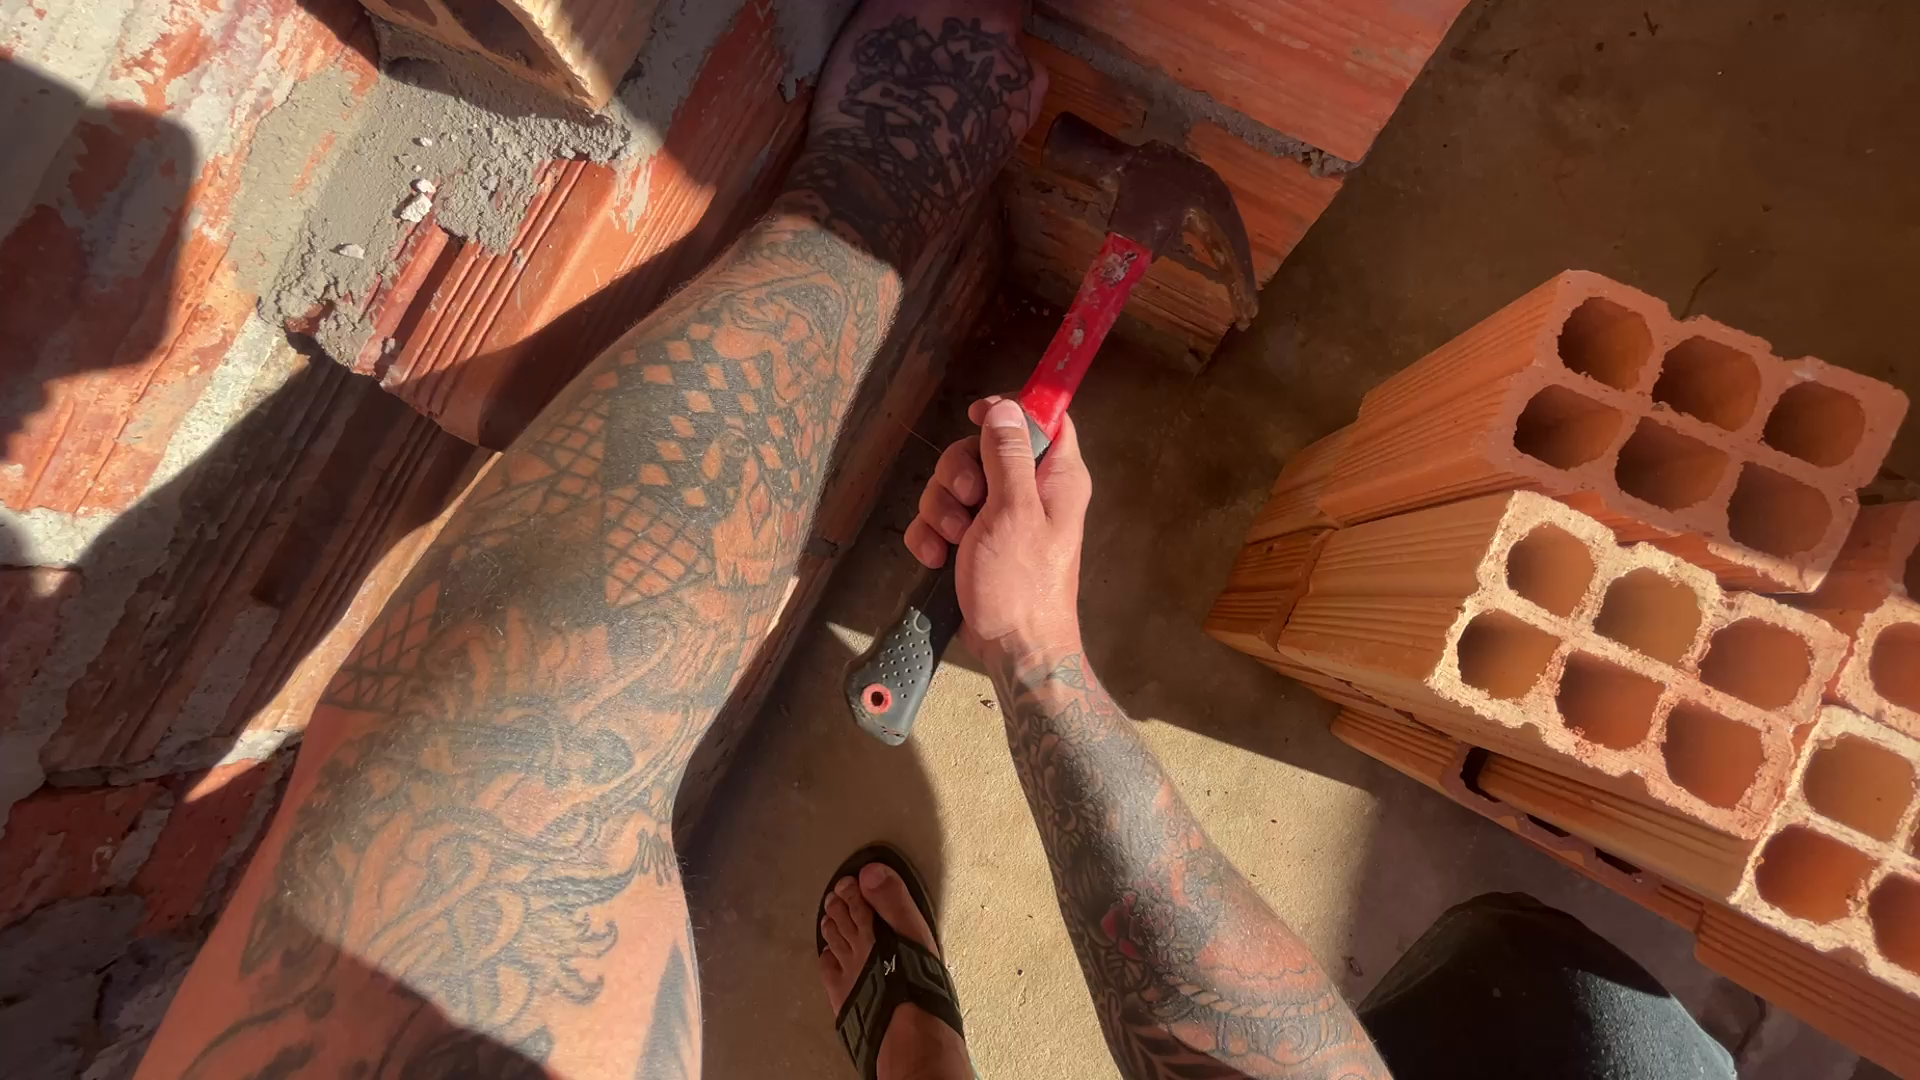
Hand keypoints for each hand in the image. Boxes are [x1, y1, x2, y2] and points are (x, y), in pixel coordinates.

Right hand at [906, 398, 1091, 661]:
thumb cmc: (1022, 584)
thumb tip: (1006, 409)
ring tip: (954, 541)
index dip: (1010, 409)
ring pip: (954, 484)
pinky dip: (932, 535)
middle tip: (966, 502)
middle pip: (982, 448)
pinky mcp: (971, 542)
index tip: (976, 416)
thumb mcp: (1014, 512)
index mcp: (1055, 477)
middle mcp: (1028, 491)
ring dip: (942, 509)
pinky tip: (938, 558)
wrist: (1011, 649)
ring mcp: (997, 518)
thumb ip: (1007, 457)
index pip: (1043, 419)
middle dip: (959, 472)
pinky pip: (940, 519)